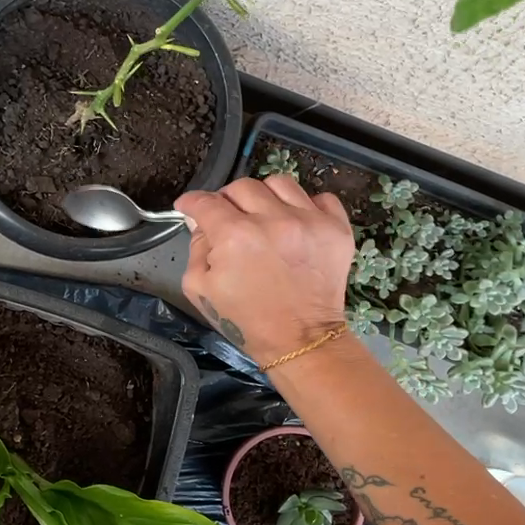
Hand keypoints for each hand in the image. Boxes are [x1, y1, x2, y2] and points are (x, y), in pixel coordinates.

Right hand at [175, 176, 354, 361]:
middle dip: (227, 200)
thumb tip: (202, 223)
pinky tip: (294, 223)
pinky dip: (304, 205)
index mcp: (234, 236)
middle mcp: (273, 220)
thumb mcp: (198, 288)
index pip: (205, 202)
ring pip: (279, 183)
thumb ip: (195, 247)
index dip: (191, 202)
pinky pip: (321, 198)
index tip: (188, 207)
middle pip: (241, 187)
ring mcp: (309, 222)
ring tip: (262, 216)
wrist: (300, 341)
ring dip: (264, 197)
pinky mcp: (337, 230)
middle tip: (226, 218)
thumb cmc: (244, 320)